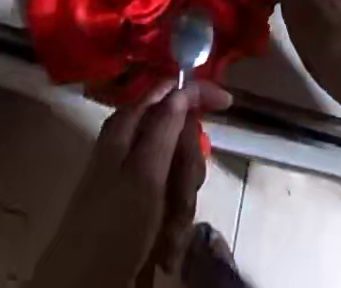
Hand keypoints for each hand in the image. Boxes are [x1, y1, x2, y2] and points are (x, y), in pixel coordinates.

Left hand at [30, 80, 231, 287]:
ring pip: (181, 175)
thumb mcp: (144, 174)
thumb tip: (183, 87)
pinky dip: (174, 229)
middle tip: (180, 198)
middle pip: (181, 138)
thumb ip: (165, 128)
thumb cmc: (113, 227)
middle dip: (188, 171)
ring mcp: (138, 178)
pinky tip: (164, 253)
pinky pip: (173, 205)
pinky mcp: (142, 209)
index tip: (227, 104)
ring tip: (167, 239)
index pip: (169, 92)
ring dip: (182, 208)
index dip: (199, 94)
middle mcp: (132, 146)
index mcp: (127, 126)